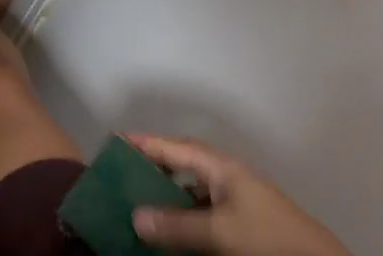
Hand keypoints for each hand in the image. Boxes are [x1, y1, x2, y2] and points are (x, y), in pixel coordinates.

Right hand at [124, 134, 348, 255]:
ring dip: (167, 198)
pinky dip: (184, 219)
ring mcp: (237, 204)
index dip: (144, 143)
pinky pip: (203, 215)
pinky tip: (171, 235)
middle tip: (120, 175)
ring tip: (138, 206)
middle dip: (152, 169)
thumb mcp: (219, 233)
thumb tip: (134, 216)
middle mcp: (227, 179)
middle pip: (182, 167)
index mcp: (221, 168)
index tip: (113, 141)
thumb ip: (177, 225)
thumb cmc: (268, 240)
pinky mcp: (243, 229)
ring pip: (192, 194)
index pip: (175, 147)